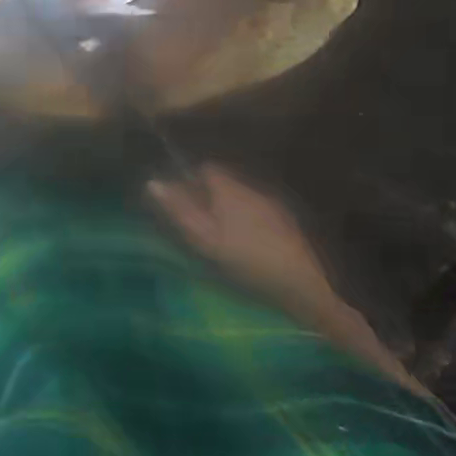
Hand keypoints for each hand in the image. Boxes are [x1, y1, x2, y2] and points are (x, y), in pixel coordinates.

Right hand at [147, 165, 343, 323]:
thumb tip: (152, 182)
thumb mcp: (204, 238)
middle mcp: (253, 190)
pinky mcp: (289, 223)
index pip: (207, 168)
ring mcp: (274, 206)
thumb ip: (178, 209)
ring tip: (221, 233)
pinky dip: (247, 218)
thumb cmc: (245, 261)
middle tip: (198, 219)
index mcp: (230, 191)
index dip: (191, 178)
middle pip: (224, 181)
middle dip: (208, 193)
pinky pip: (258, 210)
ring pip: (242, 196)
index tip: (182, 197)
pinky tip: (247, 242)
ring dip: (228, 206)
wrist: (303, 288)